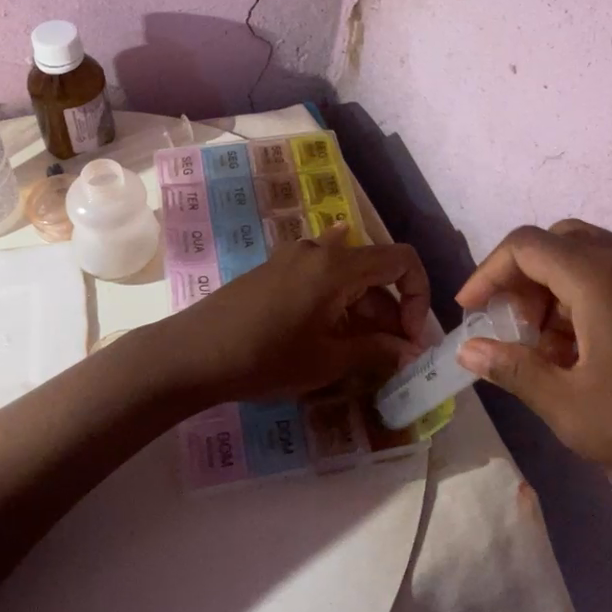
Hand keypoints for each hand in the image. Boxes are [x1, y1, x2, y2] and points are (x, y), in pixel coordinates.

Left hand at [159, 226, 430, 403]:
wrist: (193, 354)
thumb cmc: (265, 358)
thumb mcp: (327, 361)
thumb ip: (376, 350)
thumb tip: (411, 350)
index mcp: (338, 265)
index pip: (401, 259)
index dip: (418, 295)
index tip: (410, 337)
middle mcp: (319, 250)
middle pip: (374, 269)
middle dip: (392, 310)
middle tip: (392, 355)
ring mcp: (293, 257)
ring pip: (347, 275)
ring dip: (365, 308)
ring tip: (363, 350)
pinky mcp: (275, 270)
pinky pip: (321, 277)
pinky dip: (338, 300)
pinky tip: (336, 324)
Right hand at [454, 219, 611, 509]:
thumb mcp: (570, 407)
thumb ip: (514, 370)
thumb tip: (468, 350)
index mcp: (598, 276)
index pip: (525, 244)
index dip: (487, 272)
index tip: (469, 311)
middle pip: (560, 241)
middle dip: (525, 277)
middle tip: (515, 326)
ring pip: (593, 258)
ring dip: (559, 289)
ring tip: (552, 351)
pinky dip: (592, 298)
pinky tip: (594, 354)